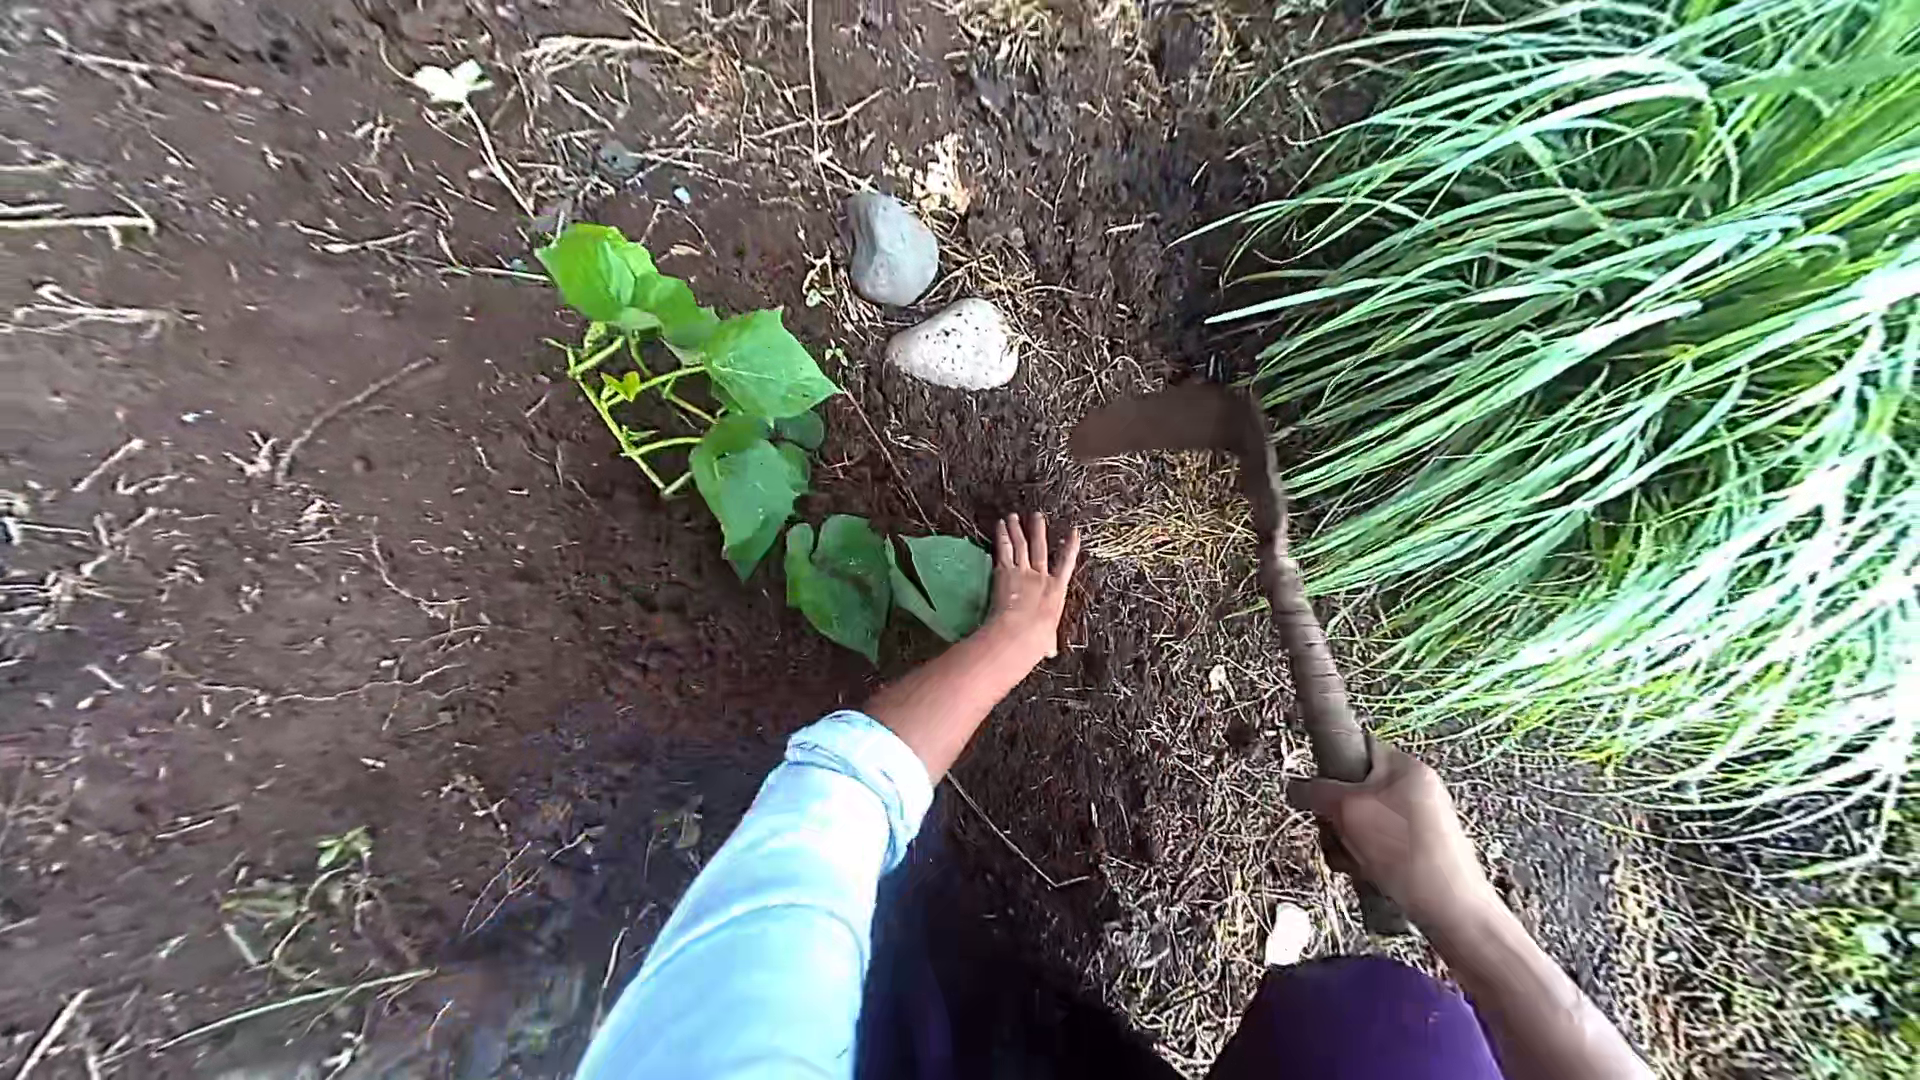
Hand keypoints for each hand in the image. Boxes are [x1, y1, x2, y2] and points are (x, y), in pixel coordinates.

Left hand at [984, 512, 1080, 665]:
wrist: (1020, 631)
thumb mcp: (1047, 640)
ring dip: (1017, 528)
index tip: (1074, 534)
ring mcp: (1023, 571)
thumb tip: (1050, 651)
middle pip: (1039, 548)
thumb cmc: (1036, 639)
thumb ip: (1048, 641)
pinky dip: (1002, 536)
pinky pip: (1004, 549)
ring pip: (1020, 544)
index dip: (1070, 548)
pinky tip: (1000, 525)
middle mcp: (1041, 576)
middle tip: (1037, 516)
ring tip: (1014, 515)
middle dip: (1038, 531)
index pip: (1066, 564)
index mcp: (1056, 591)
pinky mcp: (1005, 571)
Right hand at [1286, 741, 1499, 932]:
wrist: (1456, 915)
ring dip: (1345, 838)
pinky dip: (1363, 855)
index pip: (1356, 745)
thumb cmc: (1403, 849)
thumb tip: (1293, 787)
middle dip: (1336, 812)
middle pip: (1352, 787)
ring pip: (1360, 818)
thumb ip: (1314, 790)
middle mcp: (1415, 789)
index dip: (1331, 764)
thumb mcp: (1346, 809)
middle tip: (1336, 830)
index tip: (1320, 788)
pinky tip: (1365, 871)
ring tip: (1352, 858)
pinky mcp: (1420, 850)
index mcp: (1406, 767)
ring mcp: (1420, 821)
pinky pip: (1376, 842)